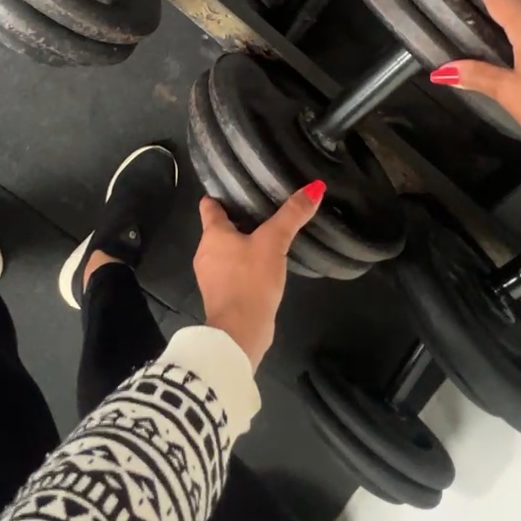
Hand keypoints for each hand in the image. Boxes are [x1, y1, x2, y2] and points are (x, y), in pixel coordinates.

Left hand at [194, 184, 324, 368]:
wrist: (239, 333)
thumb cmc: (250, 280)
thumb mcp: (274, 243)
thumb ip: (292, 215)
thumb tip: (315, 187)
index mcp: (212, 234)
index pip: (209, 206)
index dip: (220, 196)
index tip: (233, 189)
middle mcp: (205, 252)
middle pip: (218, 229)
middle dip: (236, 221)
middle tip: (260, 211)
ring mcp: (211, 277)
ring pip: (225, 253)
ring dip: (241, 247)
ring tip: (265, 240)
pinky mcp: (221, 297)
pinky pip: (232, 274)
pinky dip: (244, 268)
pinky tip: (262, 270)